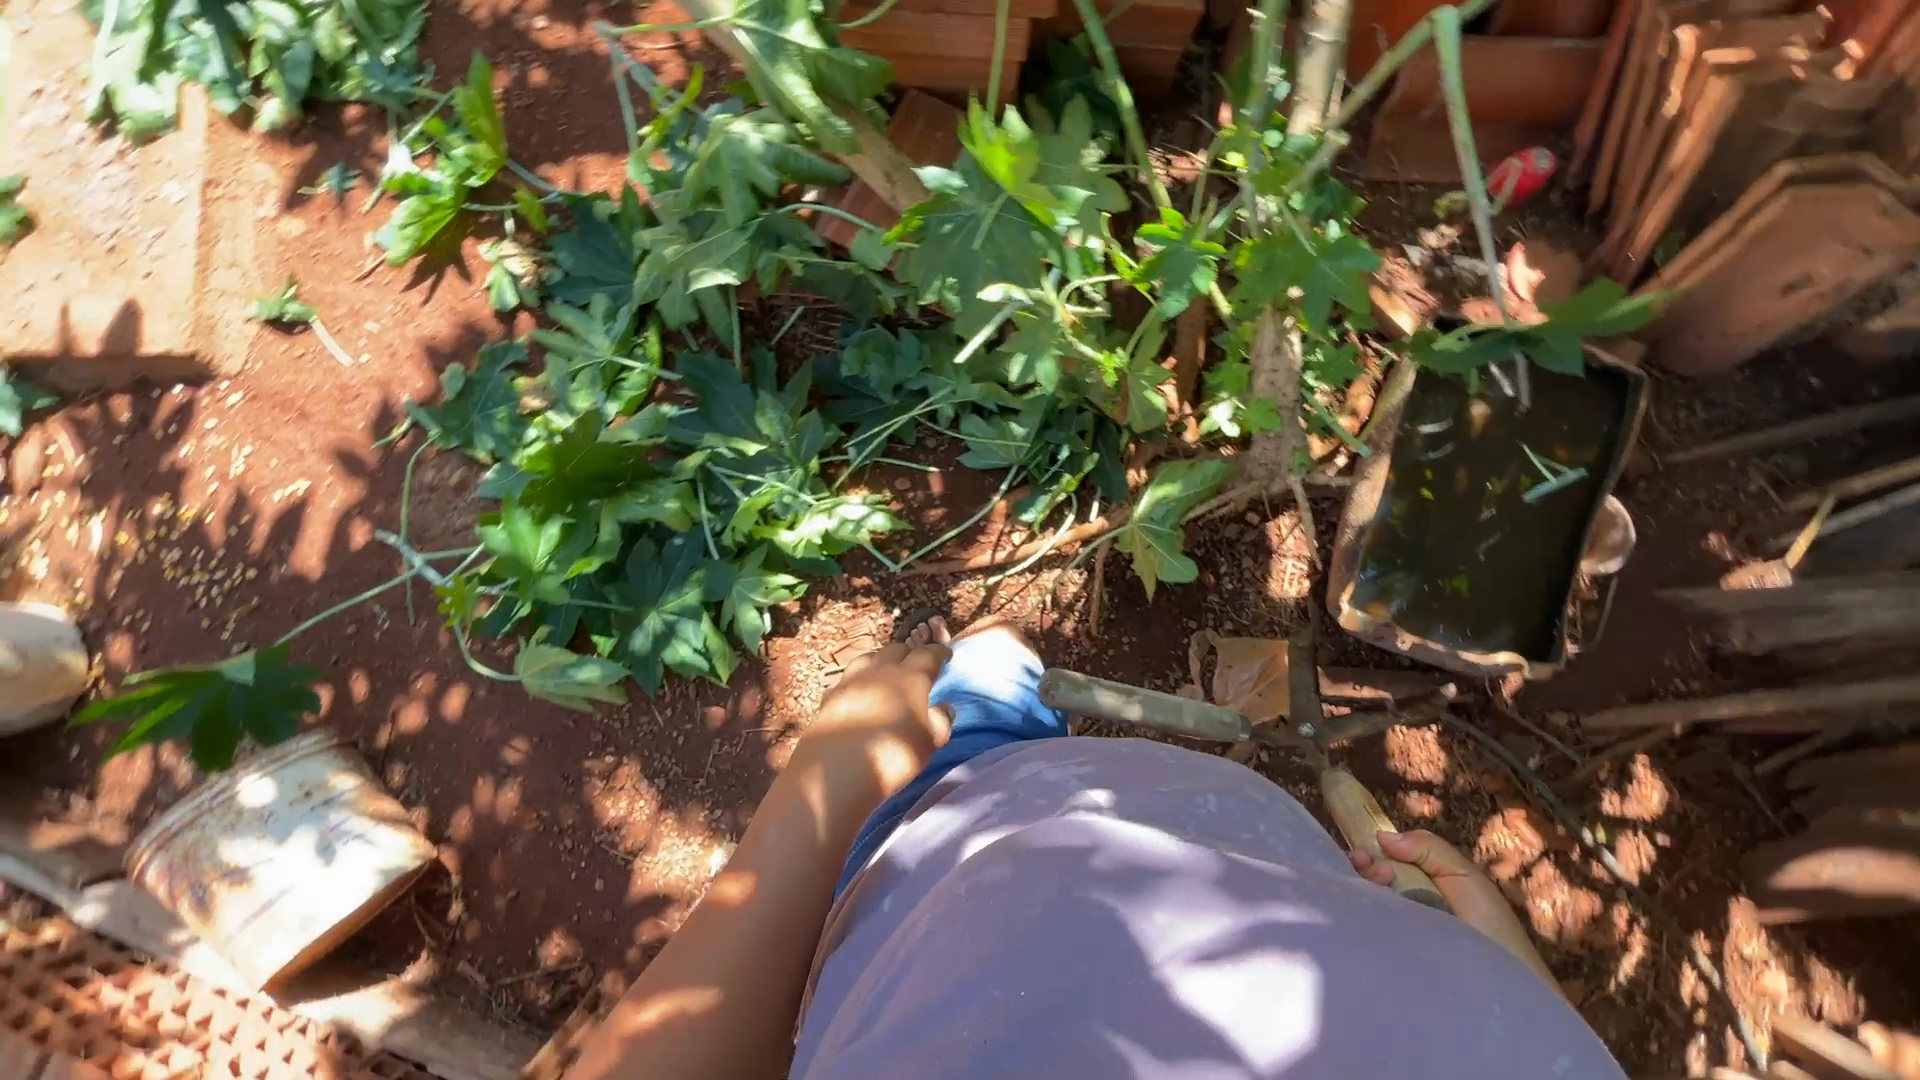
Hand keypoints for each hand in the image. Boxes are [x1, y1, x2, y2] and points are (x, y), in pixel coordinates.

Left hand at [793, 640, 951, 799]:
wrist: (836, 770)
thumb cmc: (893, 755)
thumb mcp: (929, 742)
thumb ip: (940, 721)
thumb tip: (944, 707)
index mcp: (911, 677)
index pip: (928, 655)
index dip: (939, 653)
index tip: (946, 654)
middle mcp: (881, 671)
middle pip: (897, 649)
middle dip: (910, 653)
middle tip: (917, 665)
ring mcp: (852, 680)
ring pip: (870, 657)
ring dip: (882, 660)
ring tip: (887, 671)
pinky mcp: (831, 695)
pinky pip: (849, 678)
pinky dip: (859, 680)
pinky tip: (859, 691)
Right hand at [1349, 829, 1558, 988]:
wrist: (1504, 985)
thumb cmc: (1490, 926)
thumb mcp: (1465, 876)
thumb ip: (1428, 848)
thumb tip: (1381, 836)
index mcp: (1421, 881)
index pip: (1383, 858)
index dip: (1371, 853)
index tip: (1364, 856)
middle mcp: (1403, 901)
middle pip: (1368, 877)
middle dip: (1364, 869)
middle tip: (1376, 875)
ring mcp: (1394, 928)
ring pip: (1366, 901)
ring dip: (1363, 891)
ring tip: (1376, 893)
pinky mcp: (1388, 953)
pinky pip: (1368, 928)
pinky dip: (1362, 918)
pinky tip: (1365, 915)